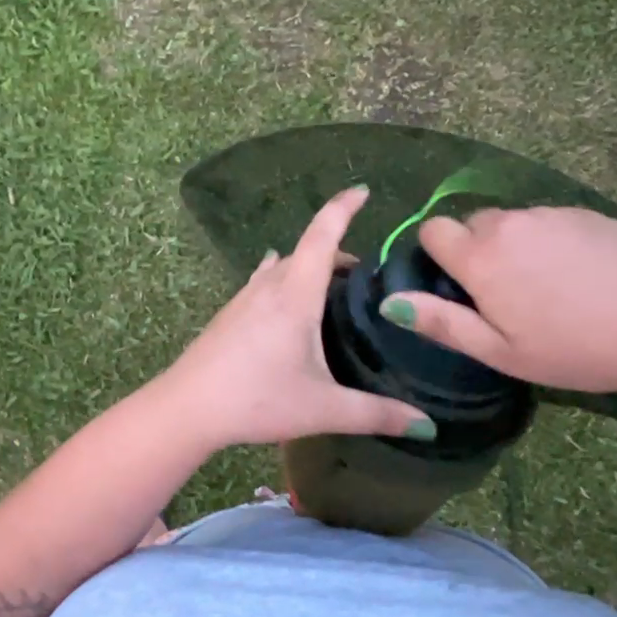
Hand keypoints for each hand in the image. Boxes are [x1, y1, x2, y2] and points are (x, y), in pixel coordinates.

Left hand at [156, 187, 432, 448]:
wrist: (188, 406)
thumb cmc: (257, 399)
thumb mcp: (323, 409)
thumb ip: (377, 413)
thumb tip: (427, 426)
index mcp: (295, 294)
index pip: (322, 235)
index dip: (343, 208)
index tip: (364, 190)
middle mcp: (268, 286)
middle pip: (306, 250)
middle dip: (337, 250)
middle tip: (368, 275)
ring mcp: (244, 298)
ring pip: (283, 266)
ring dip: (309, 266)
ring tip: (335, 289)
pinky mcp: (230, 314)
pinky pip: (265, 281)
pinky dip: (287, 280)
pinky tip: (288, 298)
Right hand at [381, 207, 616, 393]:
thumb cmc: (575, 348)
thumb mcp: (501, 352)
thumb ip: (441, 323)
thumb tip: (389, 301)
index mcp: (479, 256)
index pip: (433, 230)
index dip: (439, 255)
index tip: (461, 286)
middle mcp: (508, 223)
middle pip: (473, 224)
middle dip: (478, 250)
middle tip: (509, 294)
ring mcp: (550, 214)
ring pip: (513, 223)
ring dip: (516, 246)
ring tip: (551, 287)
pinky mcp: (587, 213)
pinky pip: (550, 221)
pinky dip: (552, 242)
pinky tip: (583, 276)